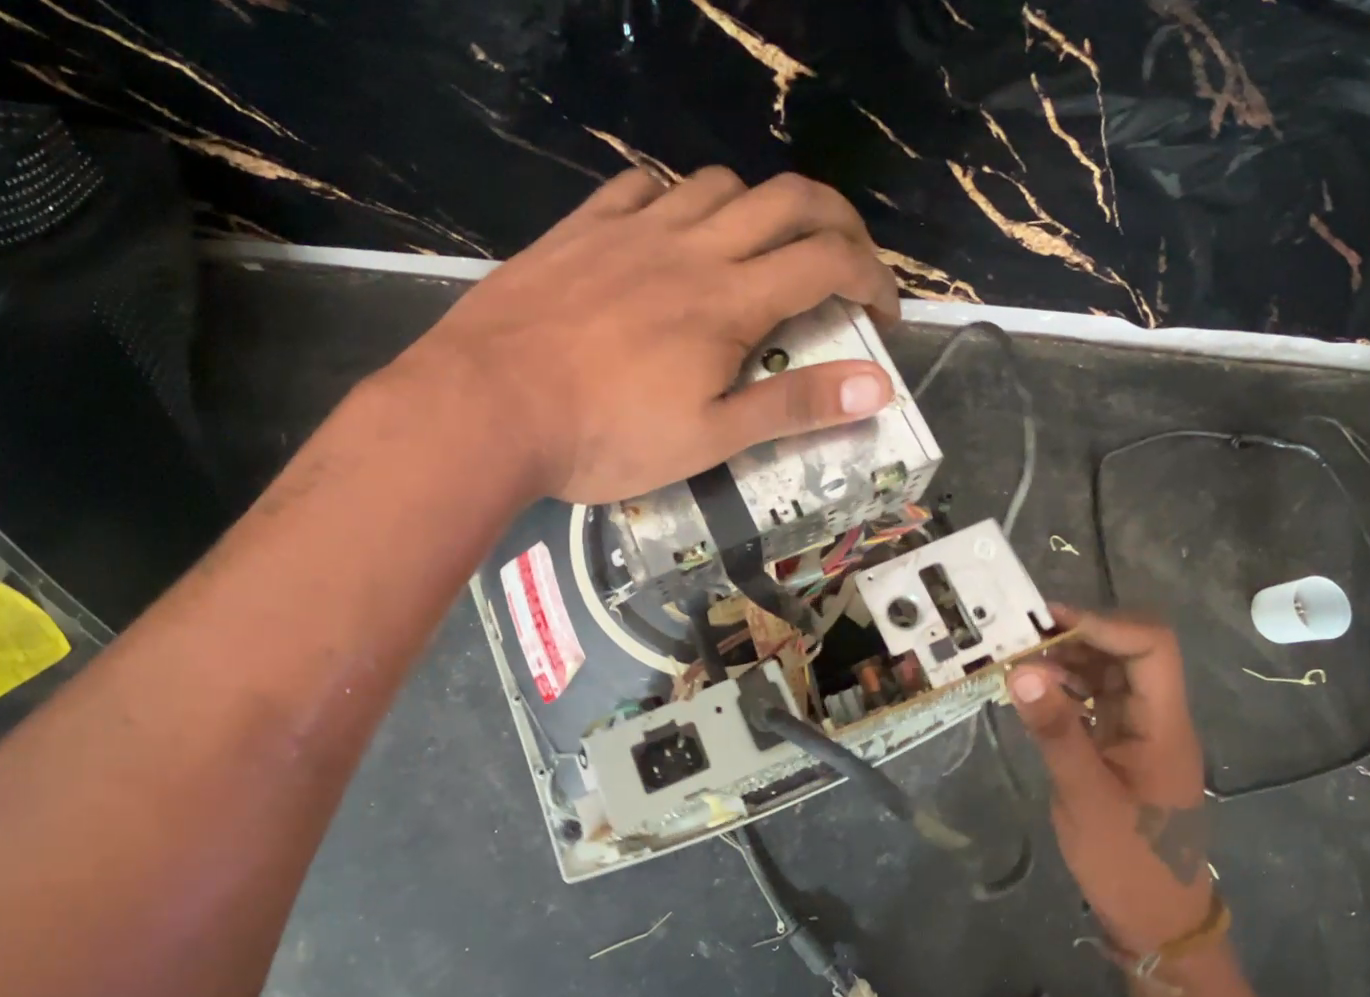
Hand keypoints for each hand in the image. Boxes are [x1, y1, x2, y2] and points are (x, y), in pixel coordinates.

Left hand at [382, 166, 900, 504]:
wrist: (485, 407)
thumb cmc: (603, 437)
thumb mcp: (708, 439)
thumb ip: (793, 407)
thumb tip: (877, 387)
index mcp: (729, 301)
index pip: (829, 264)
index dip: (874, 280)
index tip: (884, 317)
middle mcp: (692, 248)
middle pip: (789, 200)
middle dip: (838, 222)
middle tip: (847, 262)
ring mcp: (632, 230)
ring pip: (718, 184)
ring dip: (758, 208)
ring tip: (757, 251)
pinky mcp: (580, 229)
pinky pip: (638, 185)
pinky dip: (673, 197)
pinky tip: (669, 229)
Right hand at [1008, 606, 1211, 955]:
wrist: (1156, 921)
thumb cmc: (1127, 862)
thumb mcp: (1084, 796)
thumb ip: (1055, 730)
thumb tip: (1021, 669)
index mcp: (1164, 725)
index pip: (1152, 647)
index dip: (1103, 624)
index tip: (1046, 622)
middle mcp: (1157, 719)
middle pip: (1130, 652)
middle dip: (1077, 635)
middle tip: (1019, 636)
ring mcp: (1140, 733)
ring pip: (1110, 674)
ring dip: (1067, 660)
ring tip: (1016, 661)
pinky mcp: (1121, 748)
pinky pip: (1095, 701)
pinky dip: (1064, 688)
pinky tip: (1031, 693)